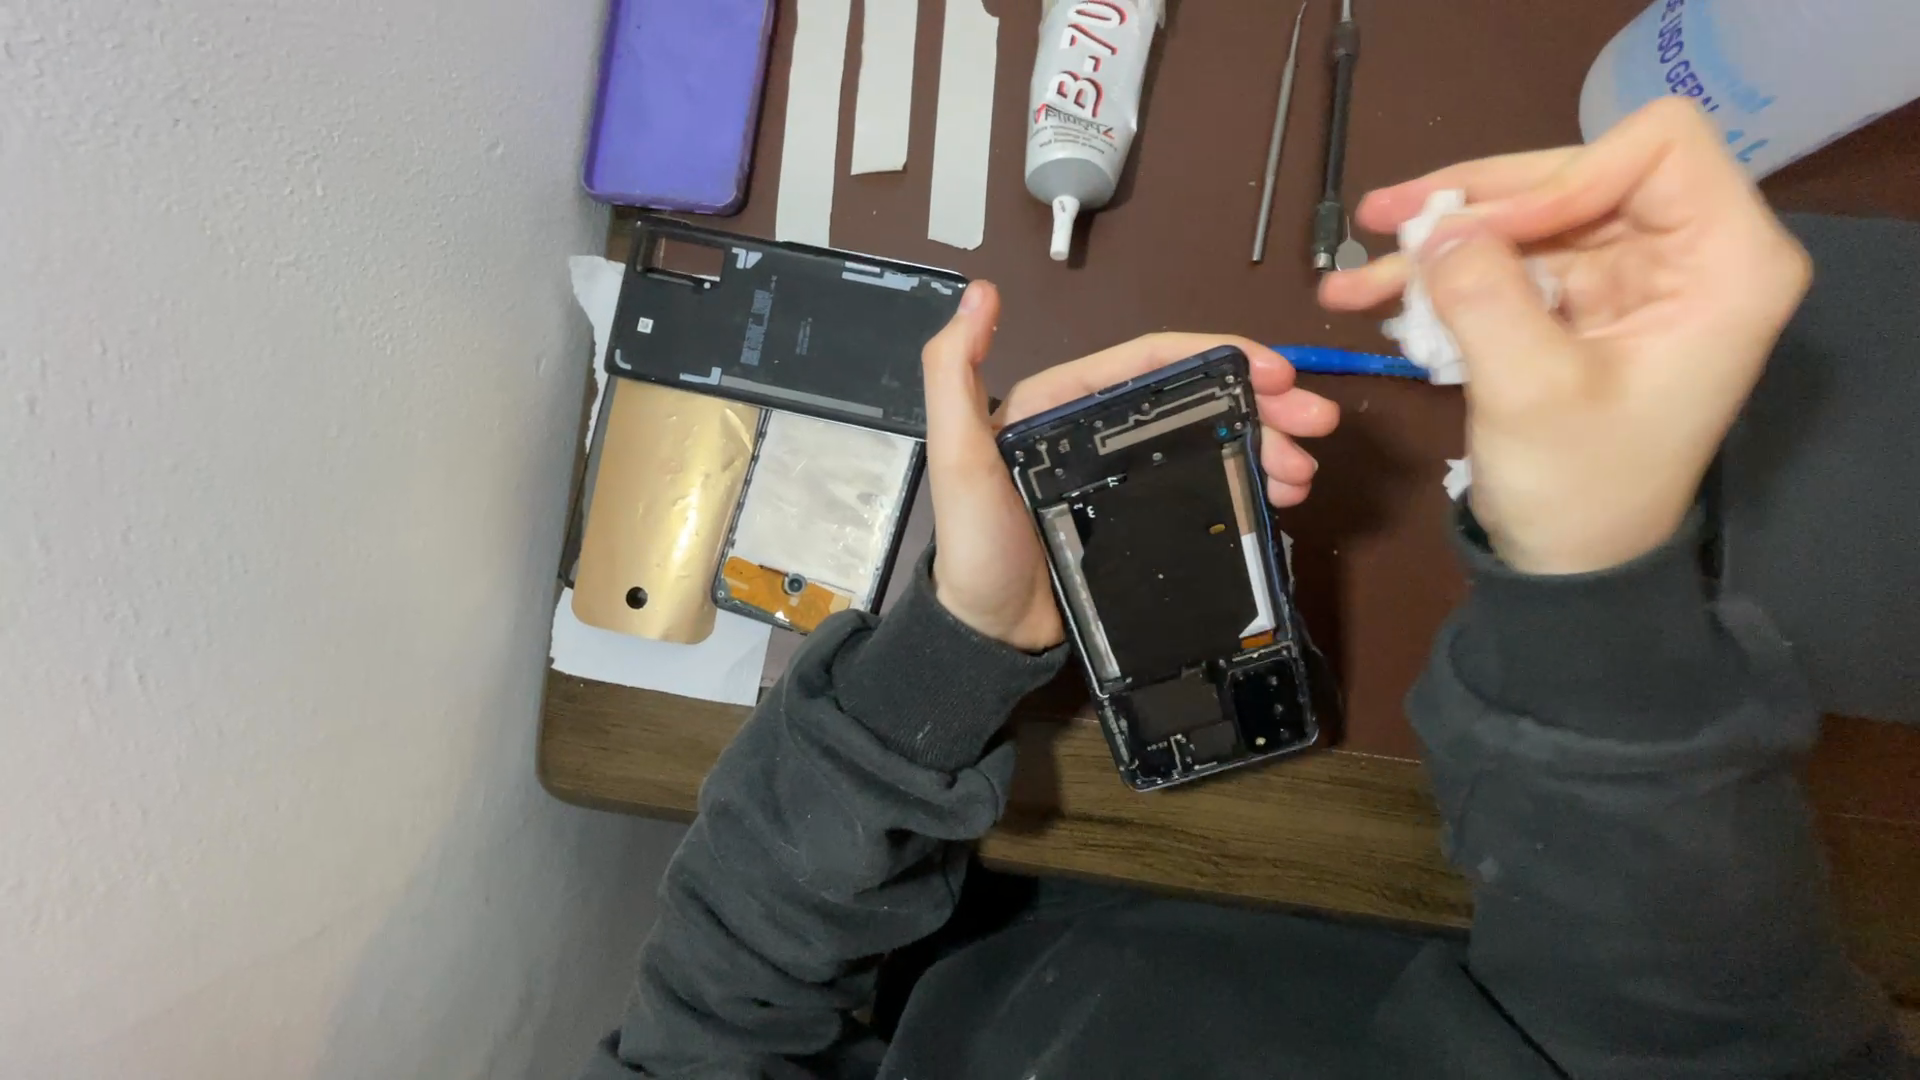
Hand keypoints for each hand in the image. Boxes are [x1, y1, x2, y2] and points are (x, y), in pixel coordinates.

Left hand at [921, 282, 1340, 649]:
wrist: (990, 629)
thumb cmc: (976, 544)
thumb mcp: (956, 455)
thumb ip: (952, 373)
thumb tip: (979, 293)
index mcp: (1061, 403)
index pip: (1147, 362)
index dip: (1216, 355)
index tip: (1278, 371)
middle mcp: (1095, 430)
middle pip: (1189, 398)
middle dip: (1258, 403)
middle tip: (1318, 424)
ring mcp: (1119, 475)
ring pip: (1202, 440)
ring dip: (1260, 444)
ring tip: (1303, 470)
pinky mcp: (1137, 517)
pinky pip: (1197, 484)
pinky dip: (1239, 482)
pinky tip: (1275, 494)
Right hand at [1321, 98, 1810, 574]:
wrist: (1566, 559)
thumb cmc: (1574, 484)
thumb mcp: (1527, 390)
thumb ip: (1482, 298)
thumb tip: (1431, 228)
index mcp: (1717, 263)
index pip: (1650, 153)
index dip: (1555, 181)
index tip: (1470, 236)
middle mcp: (1674, 257)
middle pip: (1570, 180)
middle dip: (1468, 205)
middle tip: (1376, 217)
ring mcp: (1614, 285)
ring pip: (1519, 228)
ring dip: (1431, 251)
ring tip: (1347, 282)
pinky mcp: (1566, 314)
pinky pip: (1499, 273)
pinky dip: (1436, 285)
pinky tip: (1377, 302)